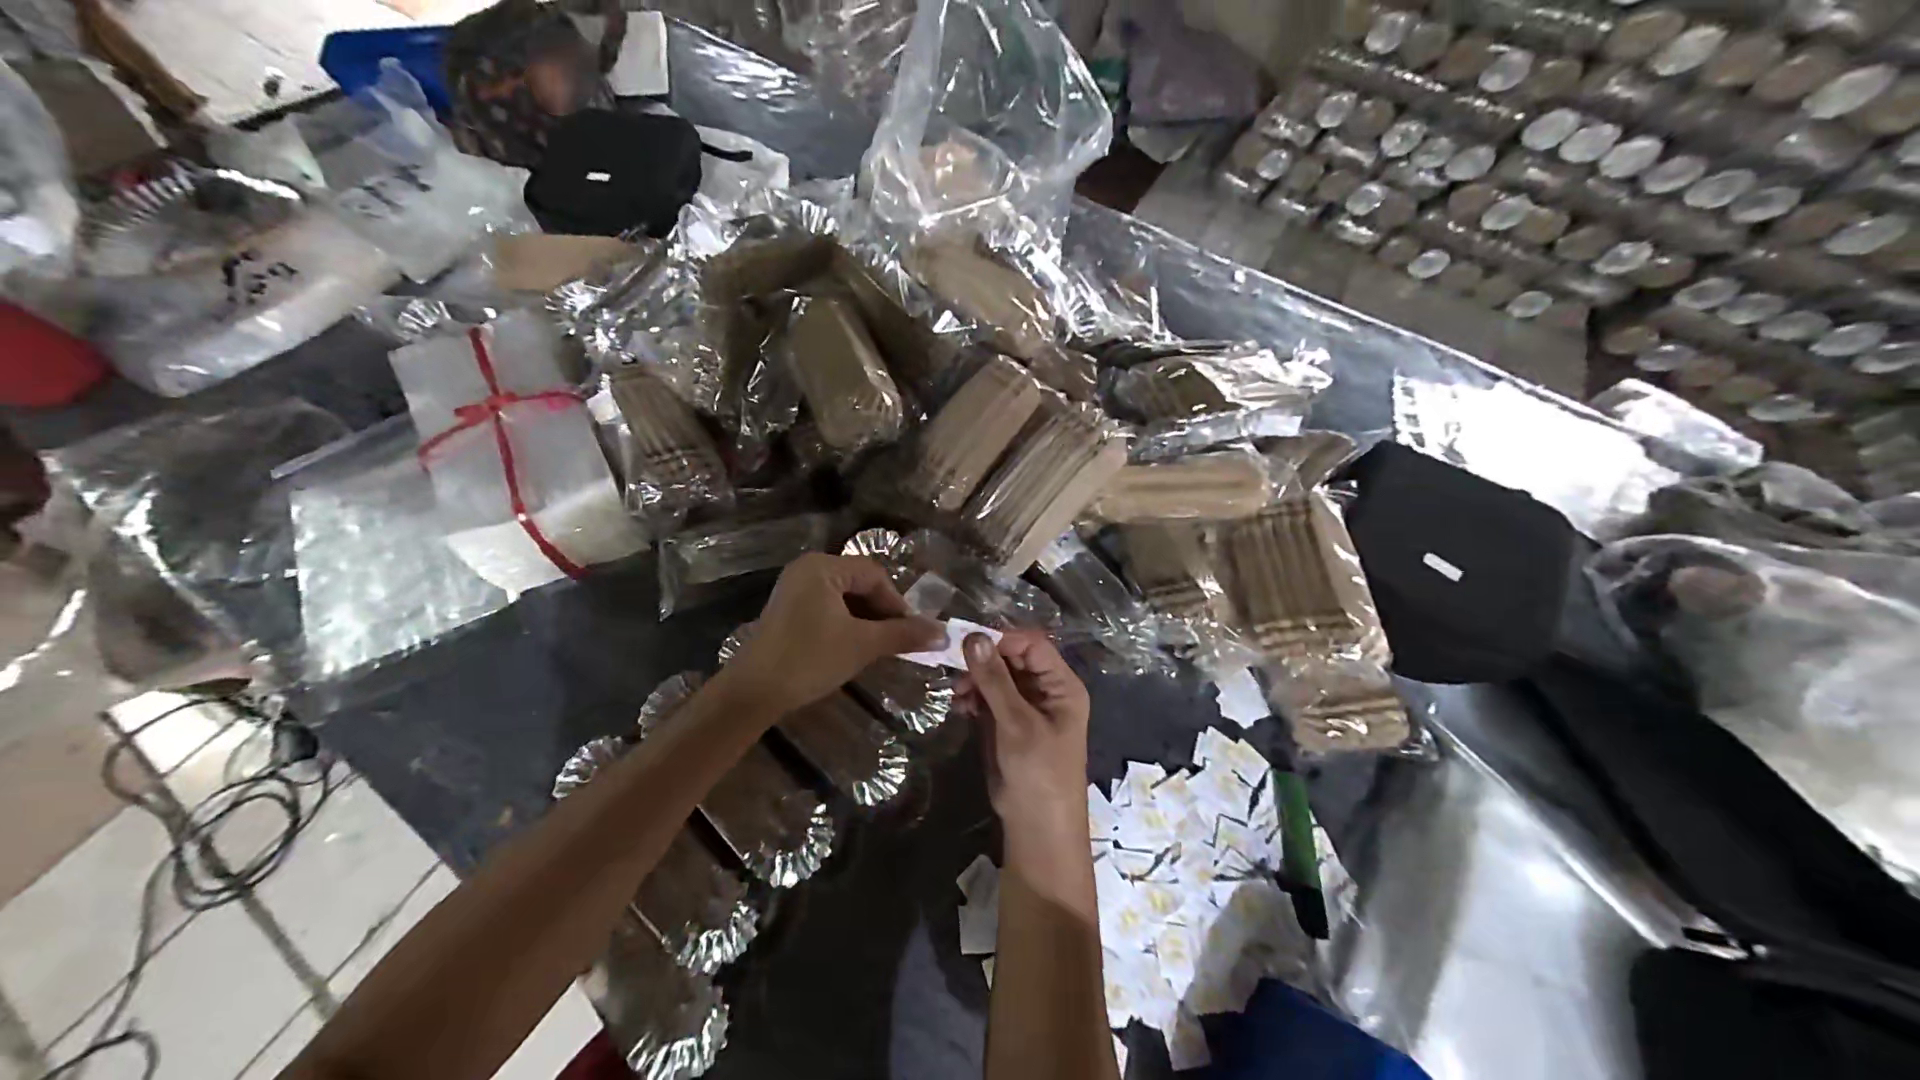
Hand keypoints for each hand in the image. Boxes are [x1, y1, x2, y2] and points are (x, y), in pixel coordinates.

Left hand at [719, 554, 943, 715]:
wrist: (753, 692)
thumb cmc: (810, 659)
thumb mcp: (863, 645)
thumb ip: (904, 635)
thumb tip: (943, 633)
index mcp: (823, 567)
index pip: (875, 575)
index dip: (898, 603)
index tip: (912, 632)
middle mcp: (807, 569)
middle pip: (860, 583)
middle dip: (883, 612)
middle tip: (899, 641)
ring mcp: (794, 589)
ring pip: (845, 598)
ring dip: (867, 620)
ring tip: (881, 646)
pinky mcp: (787, 609)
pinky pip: (828, 607)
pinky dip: (847, 624)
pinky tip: (855, 647)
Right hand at [957, 629, 1091, 864]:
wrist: (1037, 824)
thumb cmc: (1039, 771)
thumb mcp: (1017, 723)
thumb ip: (995, 680)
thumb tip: (974, 638)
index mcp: (1062, 685)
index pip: (1032, 645)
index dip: (1003, 639)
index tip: (968, 641)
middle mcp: (1045, 690)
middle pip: (1012, 658)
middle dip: (984, 659)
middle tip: (953, 664)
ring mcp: (1025, 707)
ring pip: (997, 677)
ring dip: (975, 678)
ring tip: (957, 692)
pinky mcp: (1006, 723)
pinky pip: (988, 697)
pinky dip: (973, 697)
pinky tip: (959, 705)